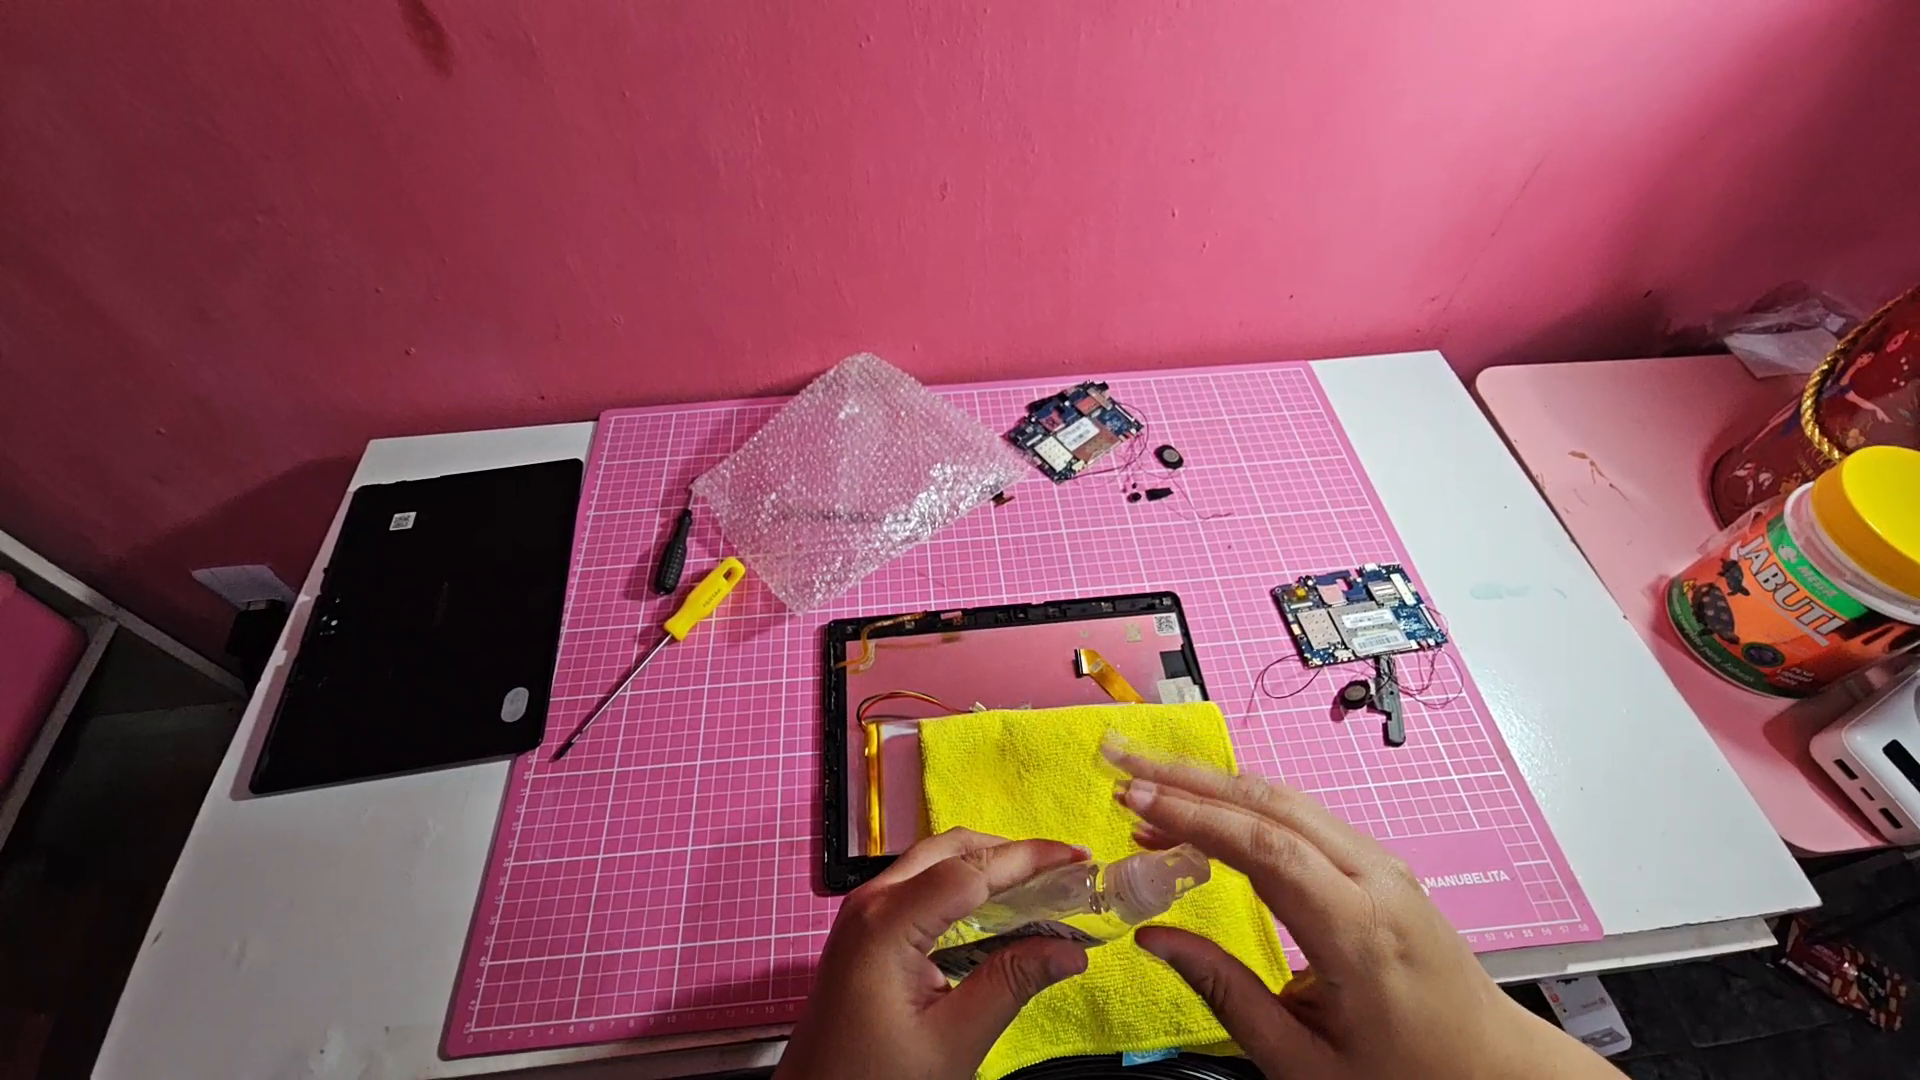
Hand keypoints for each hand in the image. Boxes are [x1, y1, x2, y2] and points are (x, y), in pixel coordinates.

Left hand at [775, 829, 1091, 1079]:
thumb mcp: (952, 1041)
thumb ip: (1011, 985)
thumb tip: (1070, 950)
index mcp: (887, 923)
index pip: (971, 870)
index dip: (1028, 860)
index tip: (1075, 860)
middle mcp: (871, 900)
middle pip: (952, 849)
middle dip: (1010, 851)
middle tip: (1063, 866)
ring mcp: (864, 909)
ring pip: (935, 859)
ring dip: (988, 862)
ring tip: (1039, 880)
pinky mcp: (866, 923)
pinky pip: (921, 881)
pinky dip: (964, 881)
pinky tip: (995, 903)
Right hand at [1108, 749, 1621, 1079]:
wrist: (1504, 1074)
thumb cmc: (1410, 1078)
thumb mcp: (1307, 1064)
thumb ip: (1224, 994)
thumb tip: (1153, 939)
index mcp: (1359, 931)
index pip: (1264, 847)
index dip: (1193, 816)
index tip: (1133, 800)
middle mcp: (1373, 878)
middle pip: (1268, 801)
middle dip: (1186, 776)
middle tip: (1122, 762)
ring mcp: (1377, 862)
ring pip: (1281, 796)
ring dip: (1207, 781)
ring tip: (1145, 778)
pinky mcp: (1372, 861)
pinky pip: (1296, 814)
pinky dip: (1238, 802)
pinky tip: (1201, 807)